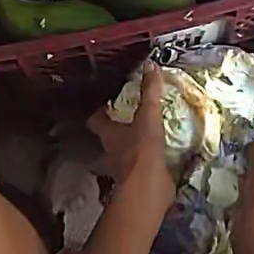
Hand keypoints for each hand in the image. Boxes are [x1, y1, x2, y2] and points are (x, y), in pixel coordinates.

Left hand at [87, 64, 171, 194]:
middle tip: (127, 123)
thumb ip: (150, 92)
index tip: (108, 105)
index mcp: (109, 135)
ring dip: (129, 150)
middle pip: (106, 140)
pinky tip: (158, 158)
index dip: (100, 113)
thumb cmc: (141, 149)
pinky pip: (139, 170)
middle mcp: (111, 152)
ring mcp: (122, 170)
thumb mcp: (148, 116)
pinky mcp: (137, 182)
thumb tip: (151, 65)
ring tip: (144, 140)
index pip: (96, 120)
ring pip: (121, 157)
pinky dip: (145, 164)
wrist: (148, 188)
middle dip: (114, 133)